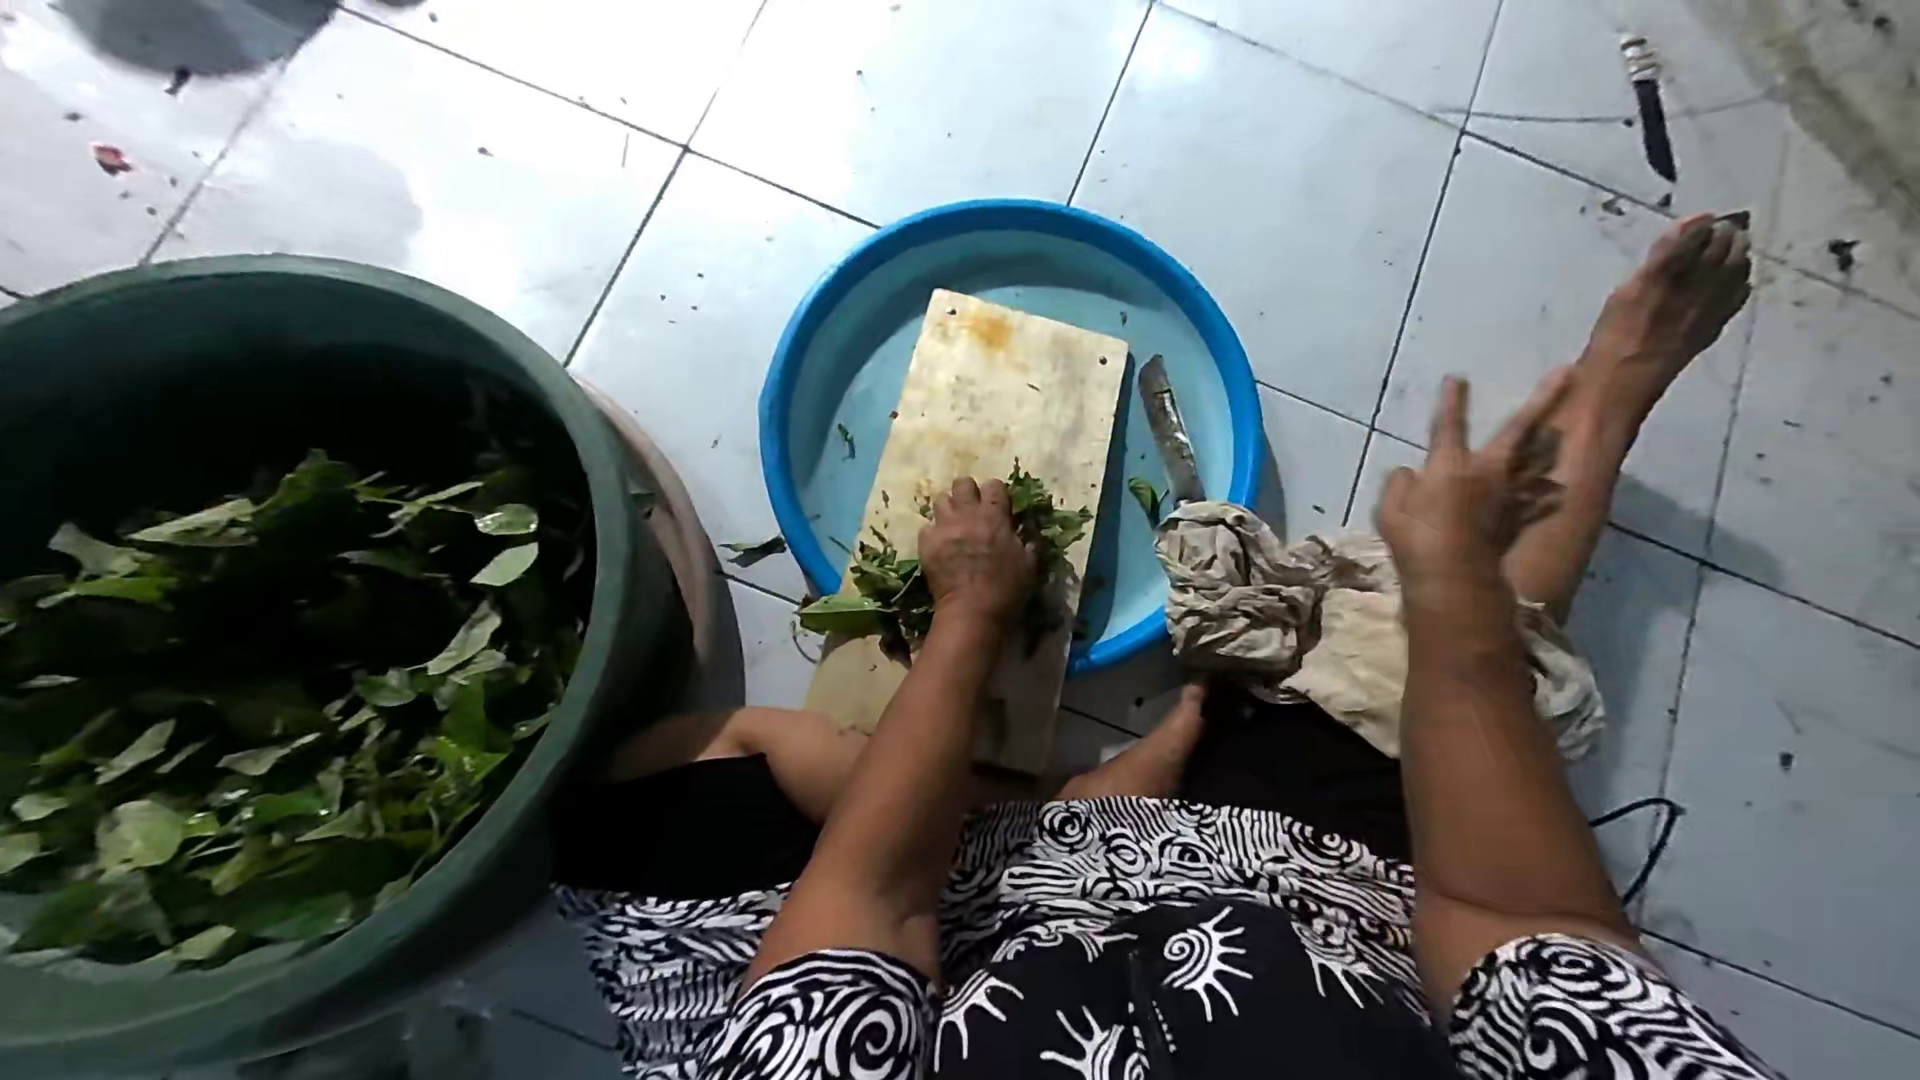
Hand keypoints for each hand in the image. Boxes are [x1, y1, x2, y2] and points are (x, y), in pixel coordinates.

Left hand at [920, 476, 1035, 627]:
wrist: (972, 611)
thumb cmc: (1006, 589)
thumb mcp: (1029, 564)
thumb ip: (1028, 541)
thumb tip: (1027, 531)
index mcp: (994, 516)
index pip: (994, 484)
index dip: (996, 493)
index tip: (997, 505)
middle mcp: (967, 514)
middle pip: (962, 483)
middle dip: (968, 493)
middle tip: (972, 510)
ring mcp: (943, 527)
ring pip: (941, 499)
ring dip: (949, 509)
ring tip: (954, 524)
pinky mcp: (926, 543)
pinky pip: (926, 527)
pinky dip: (934, 534)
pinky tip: (941, 546)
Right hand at [1376, 370, 1570, 614]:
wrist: (1452, 575)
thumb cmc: (1413, 538)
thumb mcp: (1388, 509)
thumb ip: (1398, 484)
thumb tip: (1409, 472)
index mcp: (1449, 466)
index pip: (1448, 426)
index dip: (1451, 401)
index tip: (1457, 377)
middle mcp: (1487, 471)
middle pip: (1519, 430)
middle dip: (1543, 400)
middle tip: (1567, 372)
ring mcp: (1510, 494)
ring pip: (1540, 460)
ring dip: (1553, 442)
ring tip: (1566, 427)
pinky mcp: (1520, 517)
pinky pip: (1540, 500)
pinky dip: (1547, 494)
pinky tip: (1556, 488)